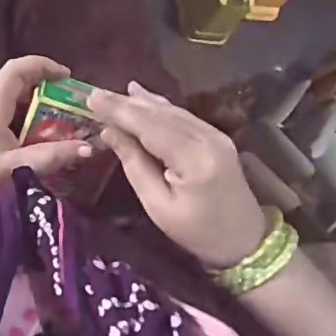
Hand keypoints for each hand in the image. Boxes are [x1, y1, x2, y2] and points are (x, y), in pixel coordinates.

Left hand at [0, 56, 96, 212]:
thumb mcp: (16, 167)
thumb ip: (52, 156)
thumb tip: (87, 148)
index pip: (17, 69)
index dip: (43, 65)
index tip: (66, 76)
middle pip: (20, 81)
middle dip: (47, 84)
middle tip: (71, 99)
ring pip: (17, 99)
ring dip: (40, 103)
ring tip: (65, 118)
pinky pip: (13, 115)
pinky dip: (31, 118)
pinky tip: (46, 136)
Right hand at [88, 82, 267, 269]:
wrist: (245, 241)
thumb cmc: (197, 232)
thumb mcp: (158, 205)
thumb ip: (134, 164)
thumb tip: (110, 132)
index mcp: (193, 159)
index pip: (148, 126)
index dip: (118, 111)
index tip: (90, 99)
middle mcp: (207, 138)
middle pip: (160, 114)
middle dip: (125, 103)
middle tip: (94, 94)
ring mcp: (215, 135)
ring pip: (171, 111)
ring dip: (140, 102)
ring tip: (111, 94)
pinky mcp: (216, 137)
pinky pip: (182, 116)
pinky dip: (158, 106)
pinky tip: (142, 97)